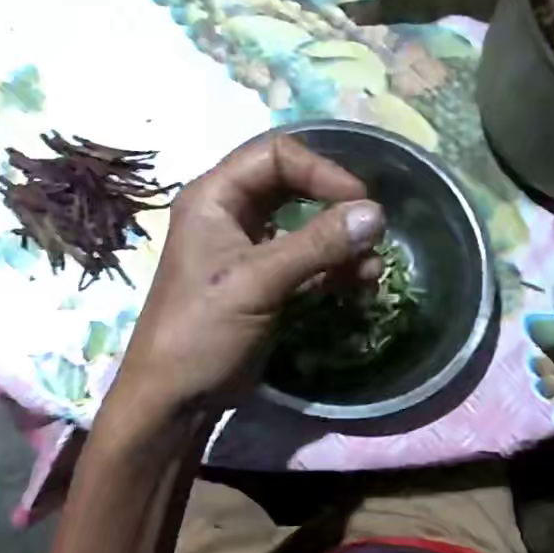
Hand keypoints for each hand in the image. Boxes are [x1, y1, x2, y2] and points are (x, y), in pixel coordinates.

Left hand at [114, 134, 386, 414]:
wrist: (176, 397)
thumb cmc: (202, 329)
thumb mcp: (258, 281)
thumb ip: (318, 244)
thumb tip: (377, 213)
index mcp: (214, 198)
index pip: (275, 155)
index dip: (320, 169)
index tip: (358, 199)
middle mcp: (230, 214)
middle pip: (293, 186)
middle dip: (335, 203)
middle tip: (370, 226)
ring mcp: (248, 250)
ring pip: (304, 226)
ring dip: (340, 242)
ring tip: (370, 268)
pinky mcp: (265, 283)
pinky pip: (307, 261)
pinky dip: (334, 269)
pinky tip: (360, 285)